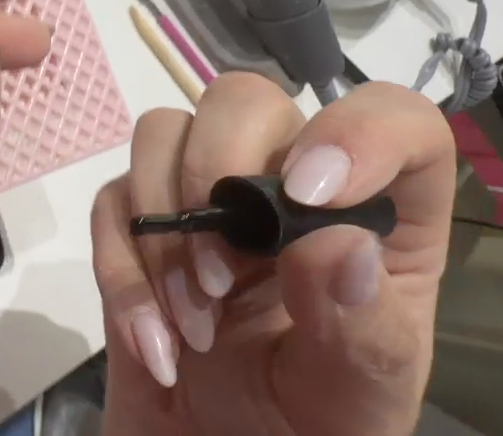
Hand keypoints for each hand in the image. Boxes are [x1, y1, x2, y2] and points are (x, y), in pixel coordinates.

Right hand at [90, 75, 456, 435]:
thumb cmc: (301, 432)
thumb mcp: (354, 403)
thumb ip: (358, 331)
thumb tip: (341, 242)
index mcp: (374, 220)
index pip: (392, 120)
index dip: (356, 128)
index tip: (307, 191)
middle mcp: (283, 186)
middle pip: (243, 99)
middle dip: (214, 169)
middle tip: (219, 271)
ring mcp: (198, 194)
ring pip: (162, 131)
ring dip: (163, 228)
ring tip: (190, 322)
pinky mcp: (133, 216)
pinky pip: (110, 201)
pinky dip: (120, 269)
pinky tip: (152, 341)